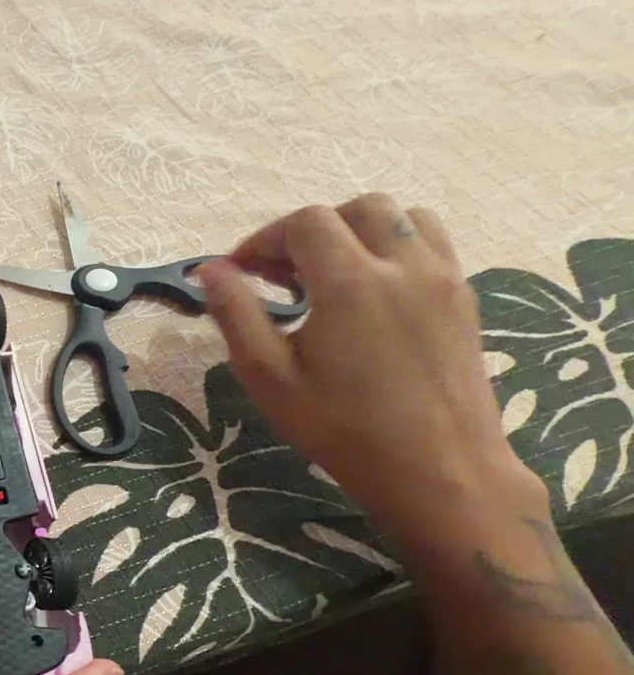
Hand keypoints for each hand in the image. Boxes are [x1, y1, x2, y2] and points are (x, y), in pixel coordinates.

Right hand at [199, 195, 543, 549]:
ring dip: (356, 233)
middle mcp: (405, 267)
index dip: (263, 240)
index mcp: (351, 284)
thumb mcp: (266, 374)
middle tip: (280, 276)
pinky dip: (391, 249)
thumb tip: (211, 270)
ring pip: (403, 217)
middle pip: (358, 208)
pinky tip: (366, 293)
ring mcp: (444, 278)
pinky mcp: (463, 297)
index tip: (240, 274)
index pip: (306, 223)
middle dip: (310, 231)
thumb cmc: (338, 425)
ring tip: (326, 277)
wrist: (436, 465)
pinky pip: (430, 244)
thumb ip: (236, 313)